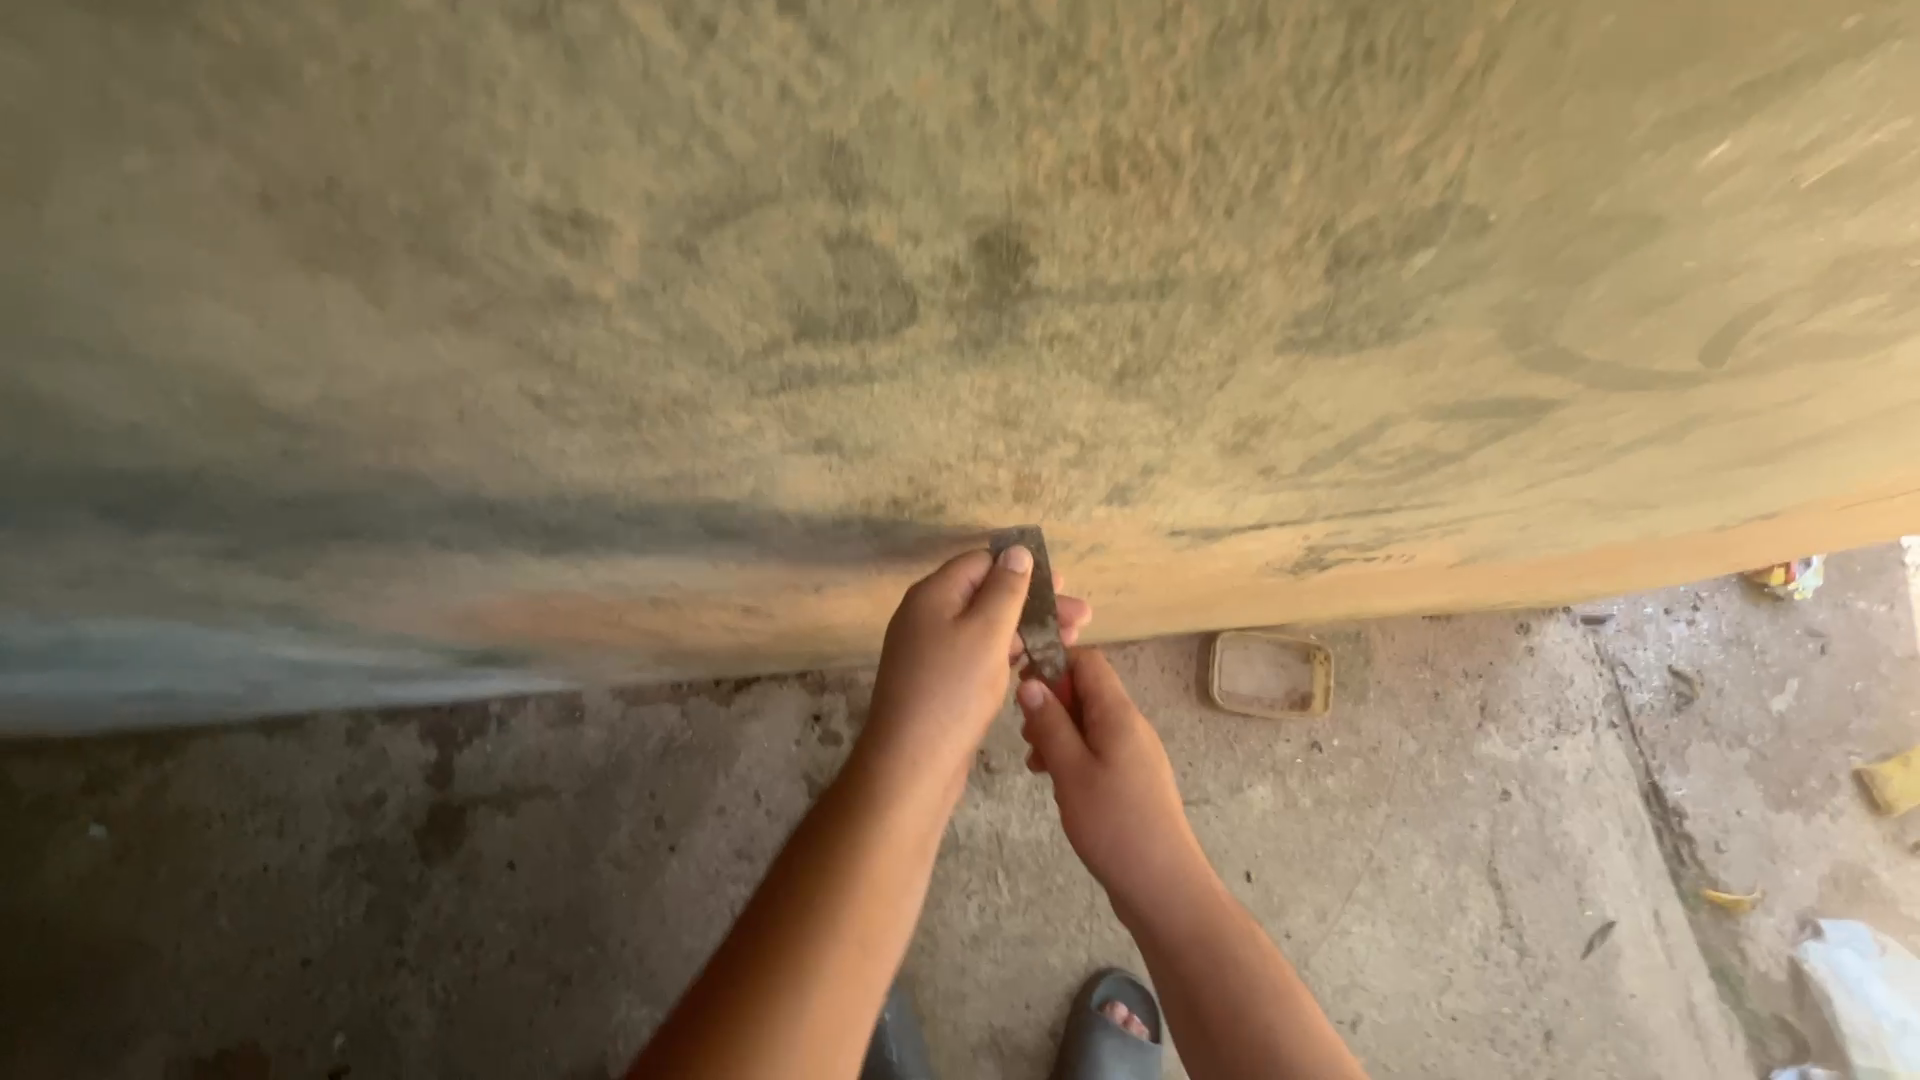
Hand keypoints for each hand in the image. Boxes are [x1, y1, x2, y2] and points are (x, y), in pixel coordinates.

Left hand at [855, 546, 1090, 804]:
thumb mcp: (986, 632)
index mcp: (933, 595)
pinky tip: (1040, 663)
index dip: (1022, 568)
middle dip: (1035, 603)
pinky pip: (979, 655)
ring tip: (1072, 639)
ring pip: (987, 628)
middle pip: (987, 595)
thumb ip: (1006, 589)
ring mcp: (932, 651)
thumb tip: (1016, 550)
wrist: (911, 763)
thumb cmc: (952, 691)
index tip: (1062, 581)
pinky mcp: (941, 681)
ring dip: (1029, 630)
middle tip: (1082, 616)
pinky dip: (1010, 655)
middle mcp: (928, 616)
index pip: (981, 562)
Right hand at [1015, 649, 1209, 921]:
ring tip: (1037, 766)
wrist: (1163, 886)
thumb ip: (1050, 724)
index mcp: (1119, 714)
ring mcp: (1135, 754)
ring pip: (1089, 724)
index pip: (1088, 662)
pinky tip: (1059, 785)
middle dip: (1052, 706)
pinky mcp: (1133, 780)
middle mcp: (1131, 726)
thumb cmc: (1113, 824)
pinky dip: (1074, 757)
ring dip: (1059, 735)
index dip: (1053, 666)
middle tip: (1027, 739)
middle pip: (1087, 692)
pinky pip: (1098, 751)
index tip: (1023, 694)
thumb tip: (1030, 682)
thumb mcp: (1070, 770)